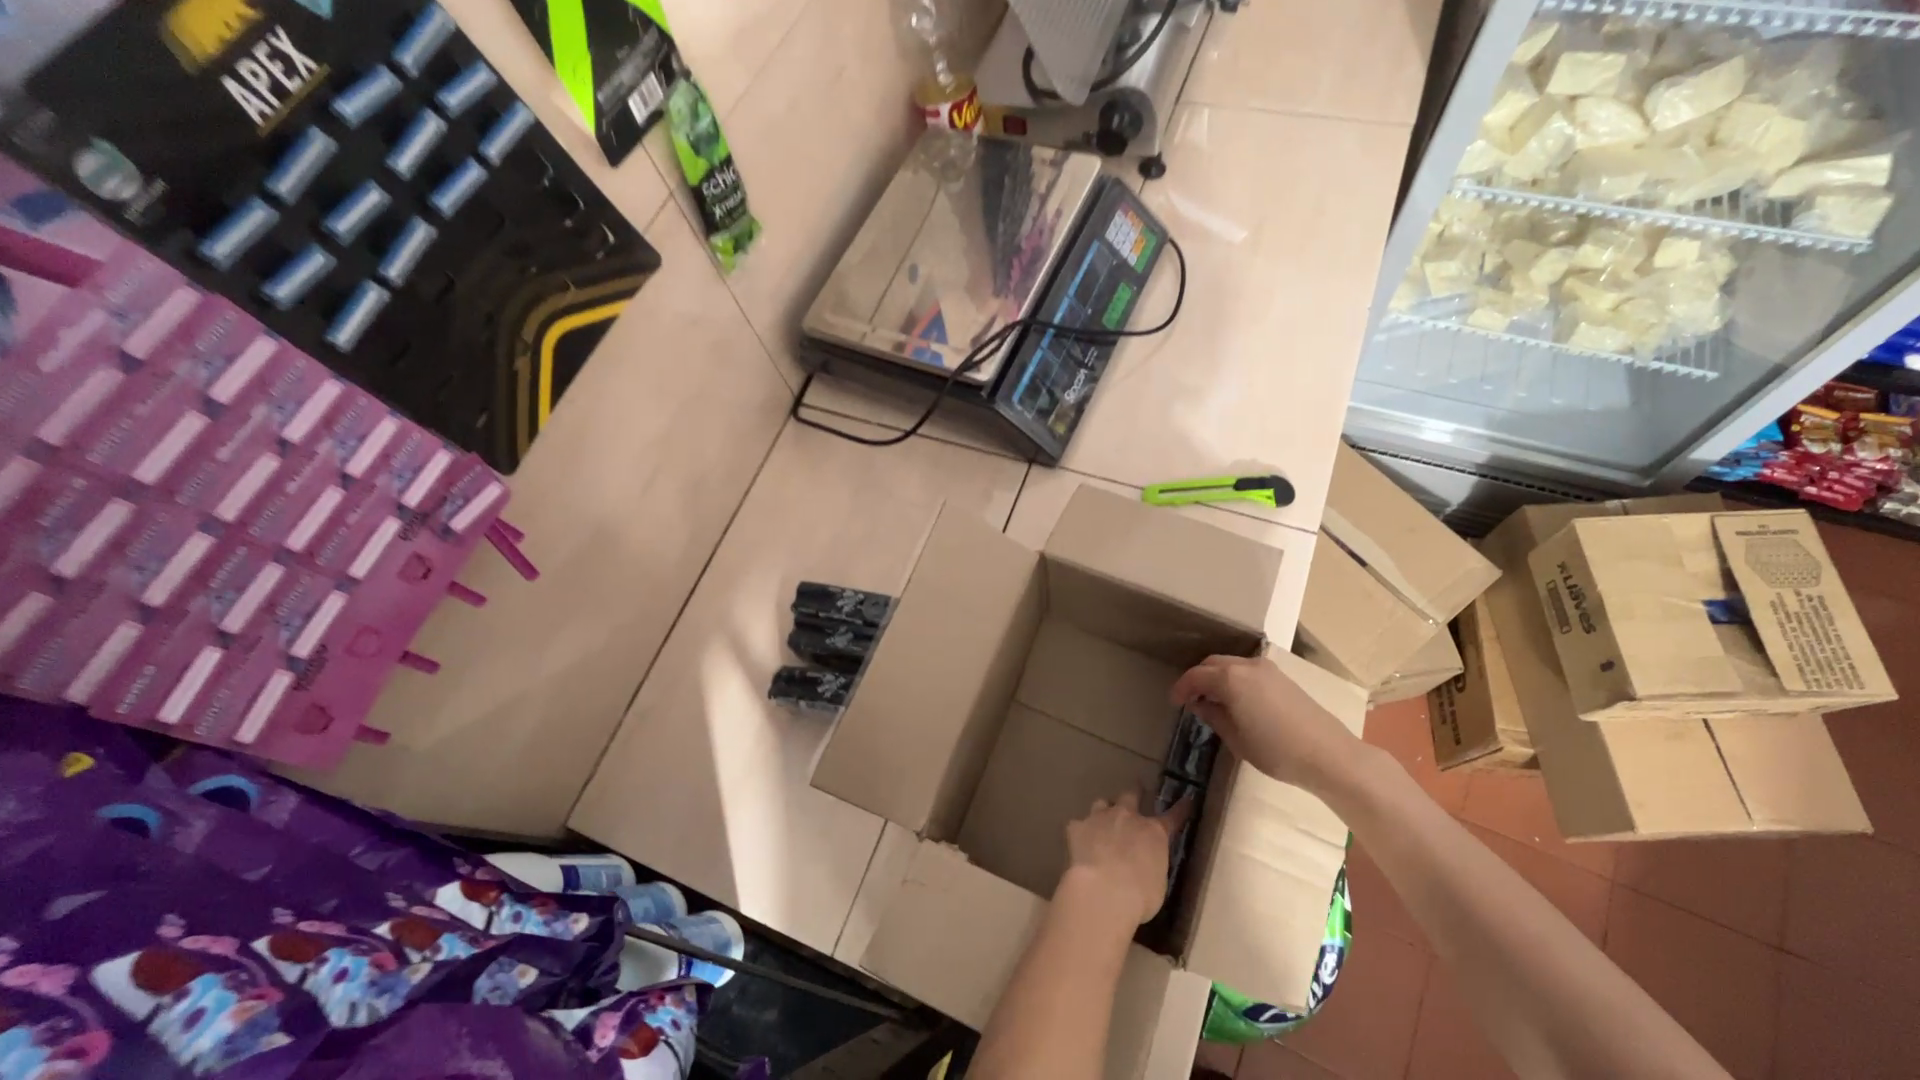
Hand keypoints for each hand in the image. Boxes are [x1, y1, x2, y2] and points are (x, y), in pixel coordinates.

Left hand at [1060, 792, 1188, 926]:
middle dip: (1134, 793)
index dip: (1181, 809)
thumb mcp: (1157, 883)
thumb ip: (1151, 866)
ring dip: (1104, 811)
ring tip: (1101, 822)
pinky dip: (1079, 832)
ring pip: (1102, 803)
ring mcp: (1100, 818)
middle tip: (1134, 795)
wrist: (1103, 891)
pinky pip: (1077, 825)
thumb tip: (1145, 866)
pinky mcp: (1076, 827)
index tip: (1187, 799)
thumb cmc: (1140, 896)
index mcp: (1154, 833)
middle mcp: (1128, 818)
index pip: (1173, 817)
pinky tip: (1078, 843)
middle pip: (1131, 795)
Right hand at [1169, 655, 1370, 794]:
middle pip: (1213, 663)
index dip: (1182, 688)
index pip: (1196, 676)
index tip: (1175, 702)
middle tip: (1191, 699)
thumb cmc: (1275, 751)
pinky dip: (1235, 679)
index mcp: (1231, 679)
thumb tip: (1201, 704)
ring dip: (1218, 677)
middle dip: (1199, 678)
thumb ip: (1214, 716)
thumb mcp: (1236, 739)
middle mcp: (1247, 666)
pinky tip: (1237, 700)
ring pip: (1232, 664)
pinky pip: (1248, 670)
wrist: (1327, 754)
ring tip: (1213, 700)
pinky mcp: (1283, 678)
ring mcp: (1268, 669)